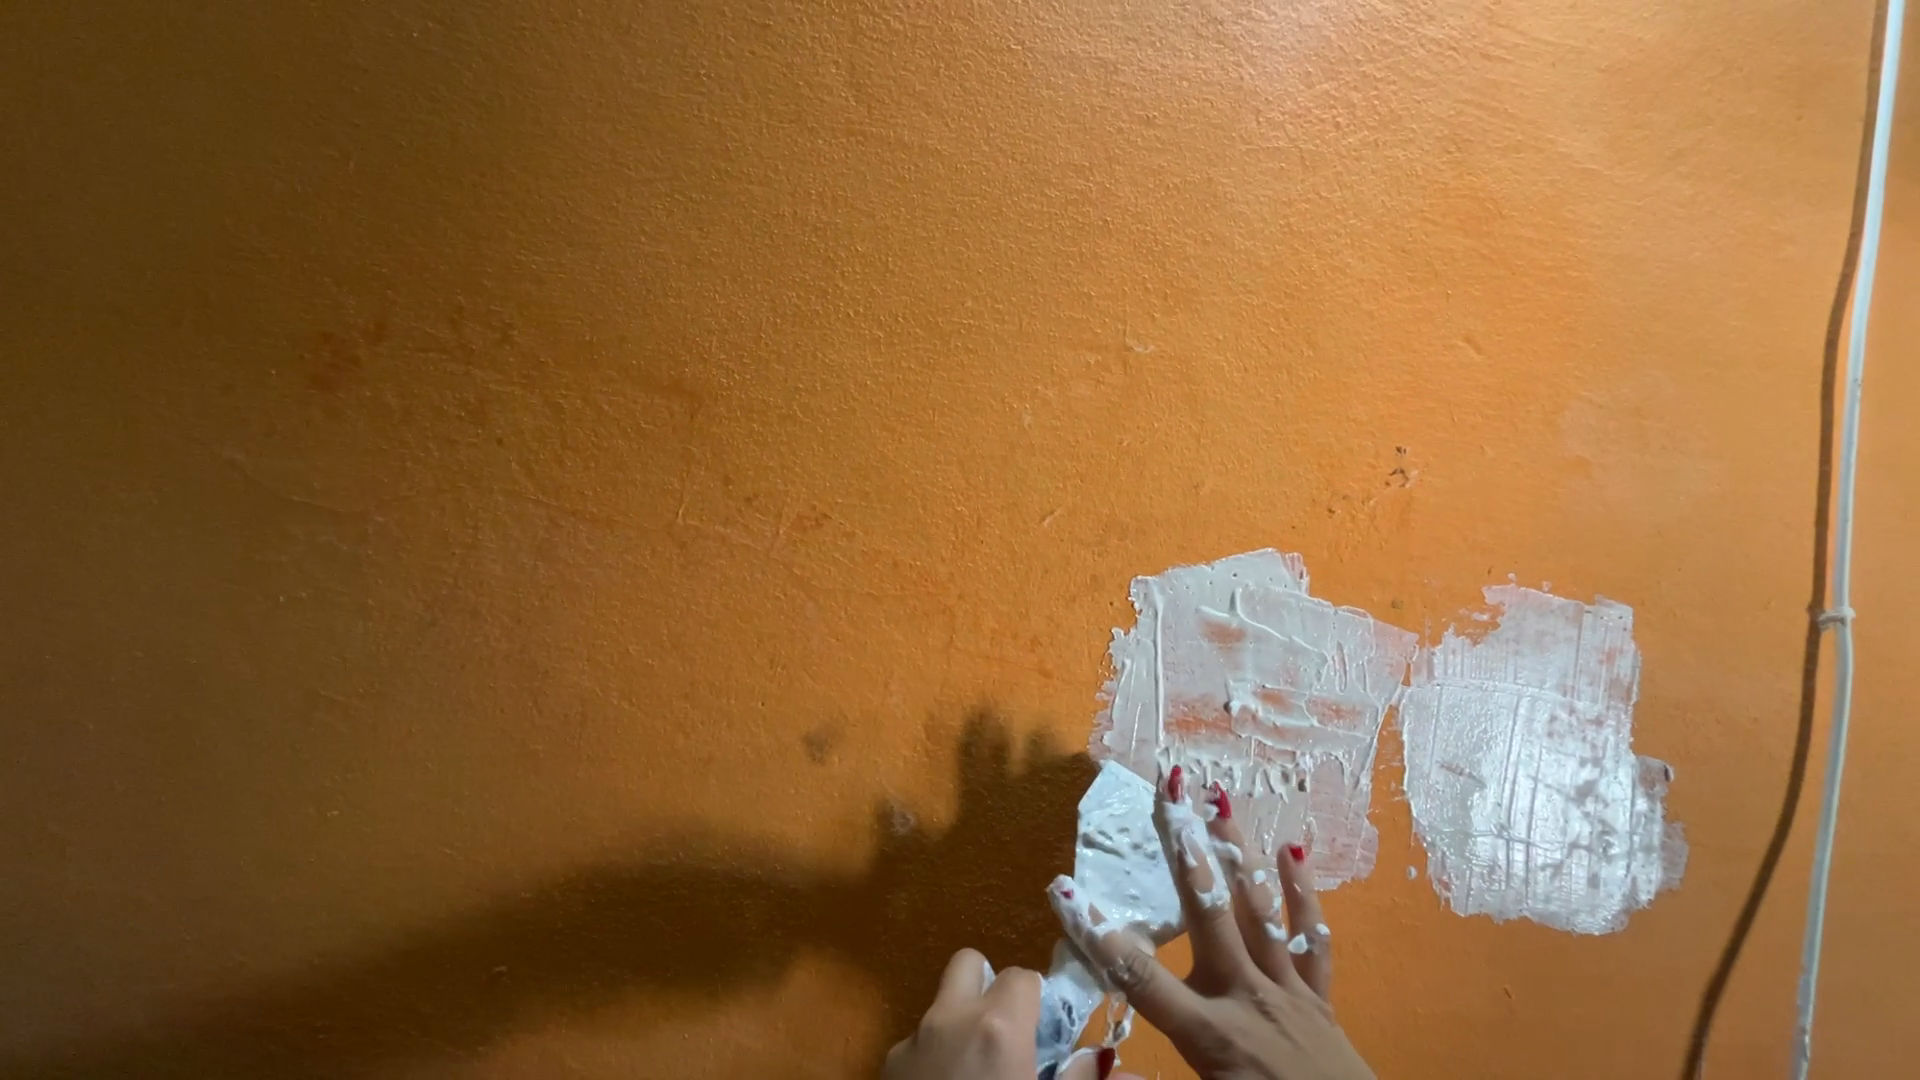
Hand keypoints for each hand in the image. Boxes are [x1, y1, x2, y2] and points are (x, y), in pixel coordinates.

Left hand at [884, 949, 1129, 1079]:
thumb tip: (1127, 1069)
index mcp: (997, 1025)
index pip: (1021, 976)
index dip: (1036, 999)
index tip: (1044, 1032)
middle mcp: (950, 1017)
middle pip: (969, 964)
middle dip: (988, 987)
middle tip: (1007, 1033)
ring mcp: (911, 1040)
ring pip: (941, 1005)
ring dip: (960, 1024)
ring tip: (978, 1074)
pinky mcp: (887, 1065)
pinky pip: (917, 1043)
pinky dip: (934, 1057)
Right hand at [1047, 768, 1374, 1079]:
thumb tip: (1105, 1071)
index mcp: (1209, 1032)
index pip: (1139, 976)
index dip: (1097, 934)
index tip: (1064, 890)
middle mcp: (1245, 995)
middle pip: (1207, 912)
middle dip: (1184, 851)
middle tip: (1170, 799)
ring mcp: (1287, 990)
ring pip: (1259, 910)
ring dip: (1237, 853)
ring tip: (1220, 803)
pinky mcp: (1319, 997)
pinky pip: (1313, 940)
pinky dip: (1303, 896)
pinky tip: (1294, 854)